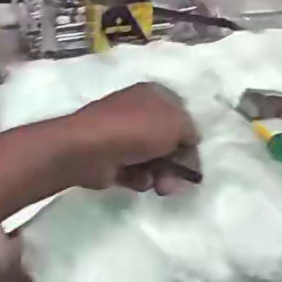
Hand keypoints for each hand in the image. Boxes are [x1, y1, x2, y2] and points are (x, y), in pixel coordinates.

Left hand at [61, 83, 199, 193]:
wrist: (89, 149)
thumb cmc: (137, 129)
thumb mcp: (177, 123)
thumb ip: (191, 131)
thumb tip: (189, 139)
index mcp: (155, 95)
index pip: (182, 115)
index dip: (190, 138)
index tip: (193, 158)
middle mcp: (139, 112)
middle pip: (169, 142)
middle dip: (177, 164)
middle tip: (176, 182)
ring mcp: (123, 136)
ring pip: (154, 160)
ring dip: (161, 175)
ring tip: (158, 186)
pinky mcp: (112, 158)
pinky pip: (135, 171)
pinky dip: (140, 178)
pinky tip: (137, 181)